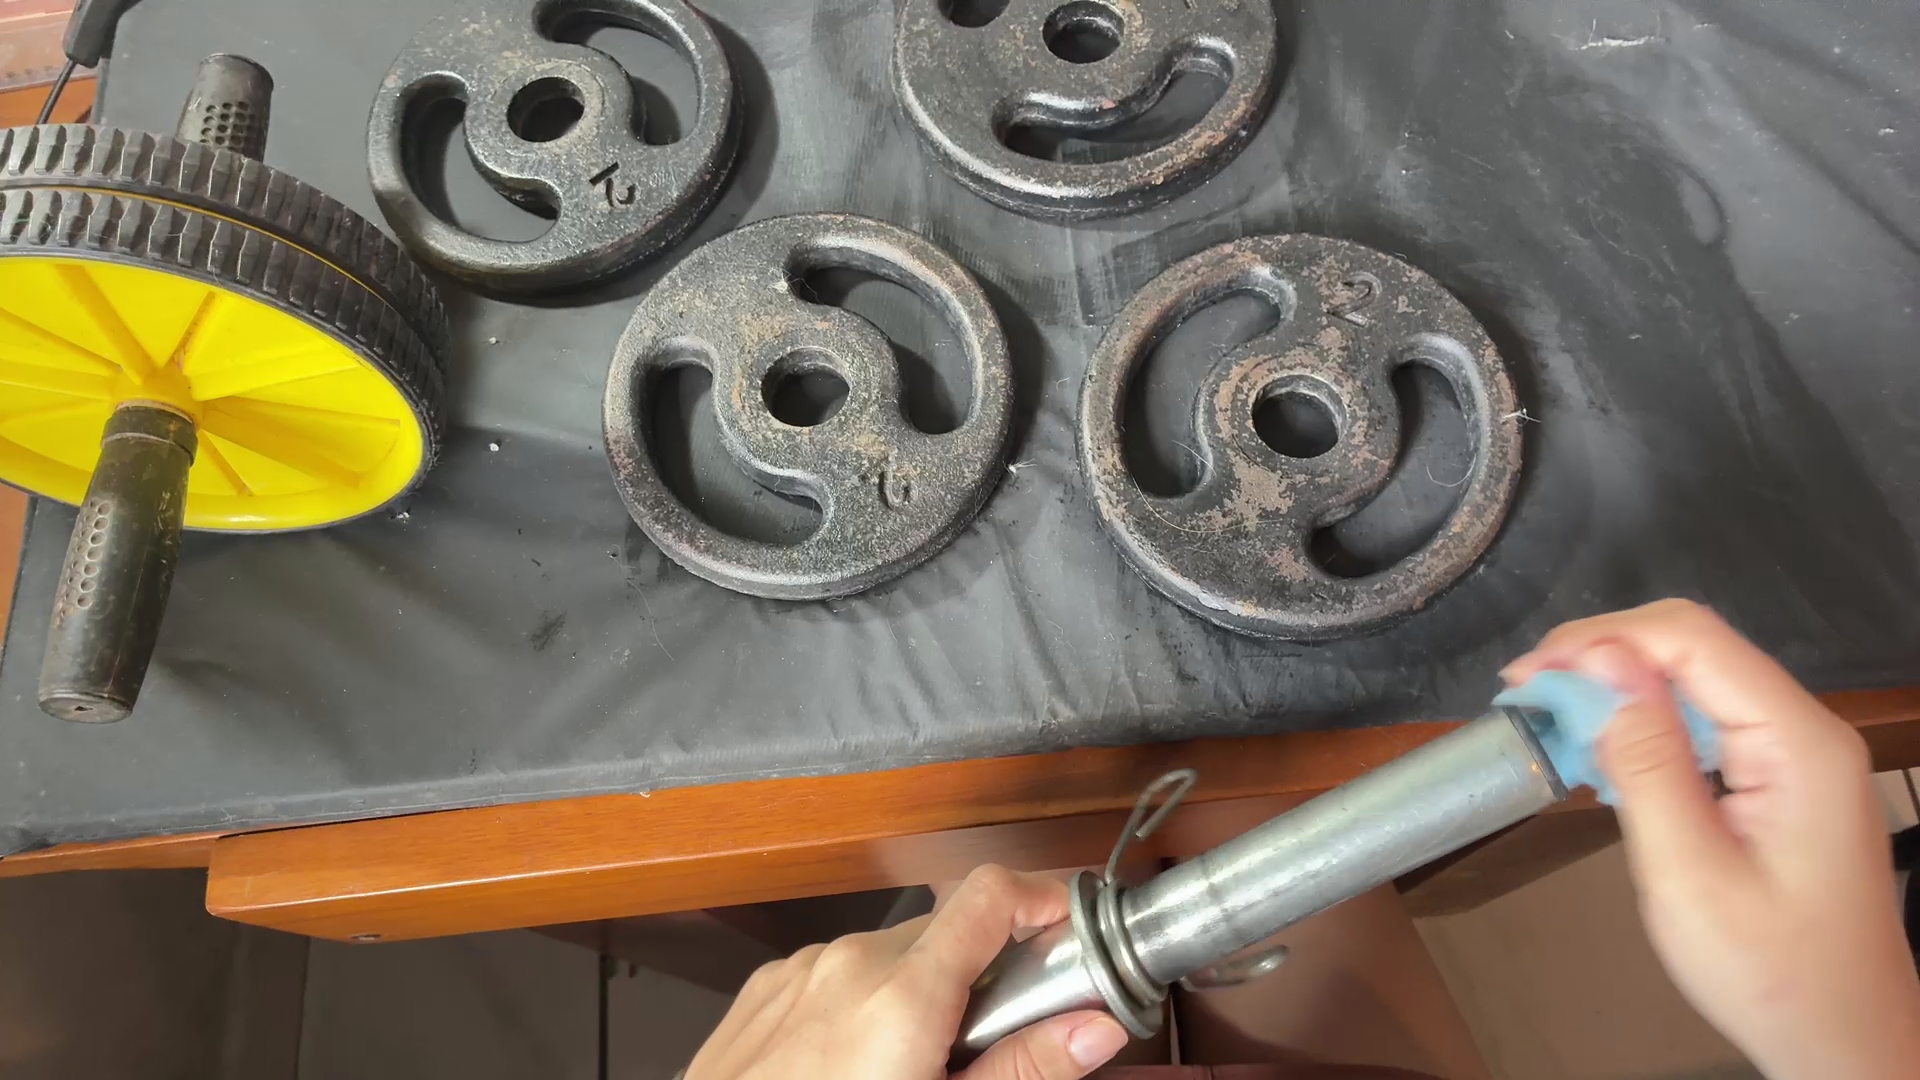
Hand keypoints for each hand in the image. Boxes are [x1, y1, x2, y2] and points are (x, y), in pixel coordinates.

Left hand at [684, 865, 1128, 1079]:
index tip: (1071, 928)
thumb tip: (1095, 1024)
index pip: (990, 894)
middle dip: (984, 969)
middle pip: (947, 930)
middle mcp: (849, 960)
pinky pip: (841, 968)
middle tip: (993, 1039)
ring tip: (915, 1064)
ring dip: (922, 989)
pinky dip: (867, 997)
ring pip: (893, 953)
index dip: (1042, 897)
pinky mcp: (769, 983)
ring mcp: (802, 967)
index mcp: (900, 996)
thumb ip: (1021, 1070)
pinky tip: (853, 1061)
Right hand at [1503, 600, 1919, 1079]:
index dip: (1596, 639)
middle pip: (1683, 641)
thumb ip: (1645, 756)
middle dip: (1593, 650)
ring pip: (1676, 668)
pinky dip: (1620, 710)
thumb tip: (1600, 660)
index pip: (1689, 640)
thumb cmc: (1766, 968)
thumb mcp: (1688, 866)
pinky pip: (1681, 707)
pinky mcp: (1759, 766)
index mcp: (1796, 744)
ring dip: (1600, 678)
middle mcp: (1796, 728)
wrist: (1842, 1041)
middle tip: (1524, 690)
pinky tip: (1586, 741)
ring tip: (1541, 712)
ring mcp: (1781, 746)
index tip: (1527, 678)